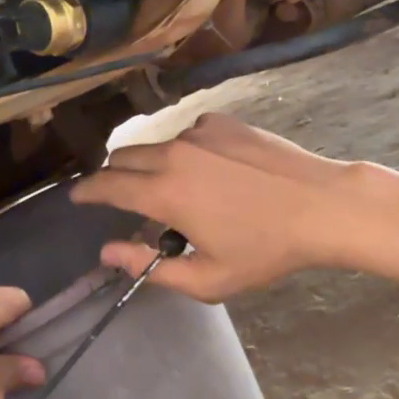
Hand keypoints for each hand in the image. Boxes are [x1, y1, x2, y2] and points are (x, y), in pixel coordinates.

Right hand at [70, 113, 373, 301]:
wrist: (322, 206)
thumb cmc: (266, 249)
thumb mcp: (209, 278)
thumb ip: (149, 267)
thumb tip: (106, 251)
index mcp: (163, 193)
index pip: (106, 185)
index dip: (86, 191)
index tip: (76, 196)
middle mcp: (171, 153)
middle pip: (121, 156)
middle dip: (113, 176)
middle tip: (123, 198)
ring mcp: (195, 131)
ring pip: (155, 145)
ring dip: (151, 164)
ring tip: (179, 189)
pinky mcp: (219, 119)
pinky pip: (186, 134)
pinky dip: (185, 151)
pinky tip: (215, 171)